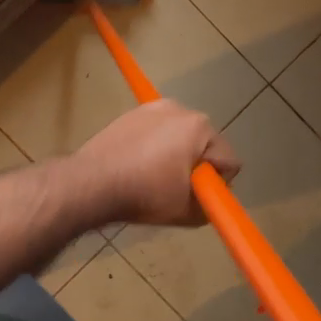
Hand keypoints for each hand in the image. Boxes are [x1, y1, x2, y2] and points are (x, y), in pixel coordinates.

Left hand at [70, 99, 239, 225]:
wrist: (92, 182)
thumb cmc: (145, 194)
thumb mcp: (189, 212)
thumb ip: (213, 204)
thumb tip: (212, 197)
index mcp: (200, 127)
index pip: (228, 161)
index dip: (218, 185)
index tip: (197, 197)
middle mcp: (180, 109)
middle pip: (204, 144)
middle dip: (196, 166)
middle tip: (175, 188)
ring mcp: (152, 108)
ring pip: (179, 137)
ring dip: (175, 155)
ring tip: (153, 178)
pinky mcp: (131, 113)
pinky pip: (156, 133)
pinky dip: (154, 147)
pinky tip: (138, 166)